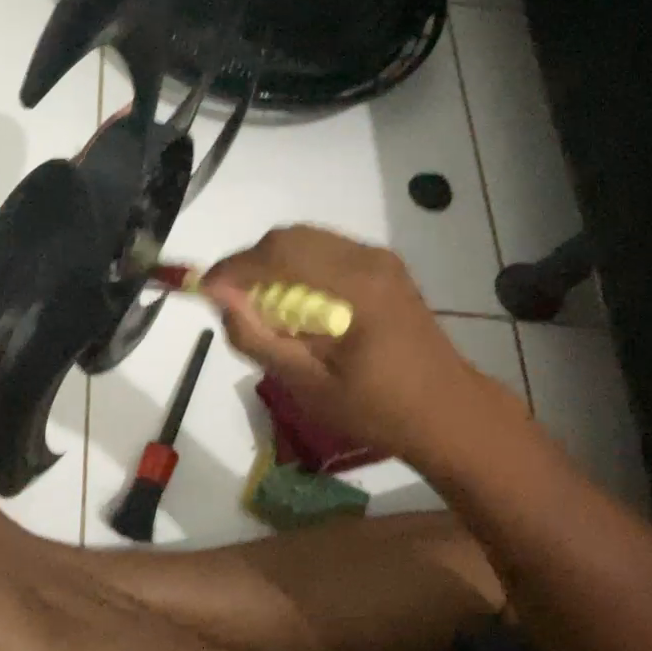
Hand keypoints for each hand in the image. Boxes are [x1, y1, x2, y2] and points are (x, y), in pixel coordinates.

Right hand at [202, 226, 522, 462]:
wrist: (447, 412)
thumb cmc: (376, 408)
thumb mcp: (308, 385)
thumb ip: (259, 338)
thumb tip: (218, 298)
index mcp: (355, 287)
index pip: (278, 254)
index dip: (233, 268)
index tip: (204, 291)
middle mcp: (368, 260)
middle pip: (289, 238)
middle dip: (249, 263)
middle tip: (228, 301)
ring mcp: (379, 260)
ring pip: (306, 239)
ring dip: (271, 263)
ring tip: (256, 304)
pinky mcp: (383, 268)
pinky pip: (325, 250)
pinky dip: (296, 266)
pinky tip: (292, 303)